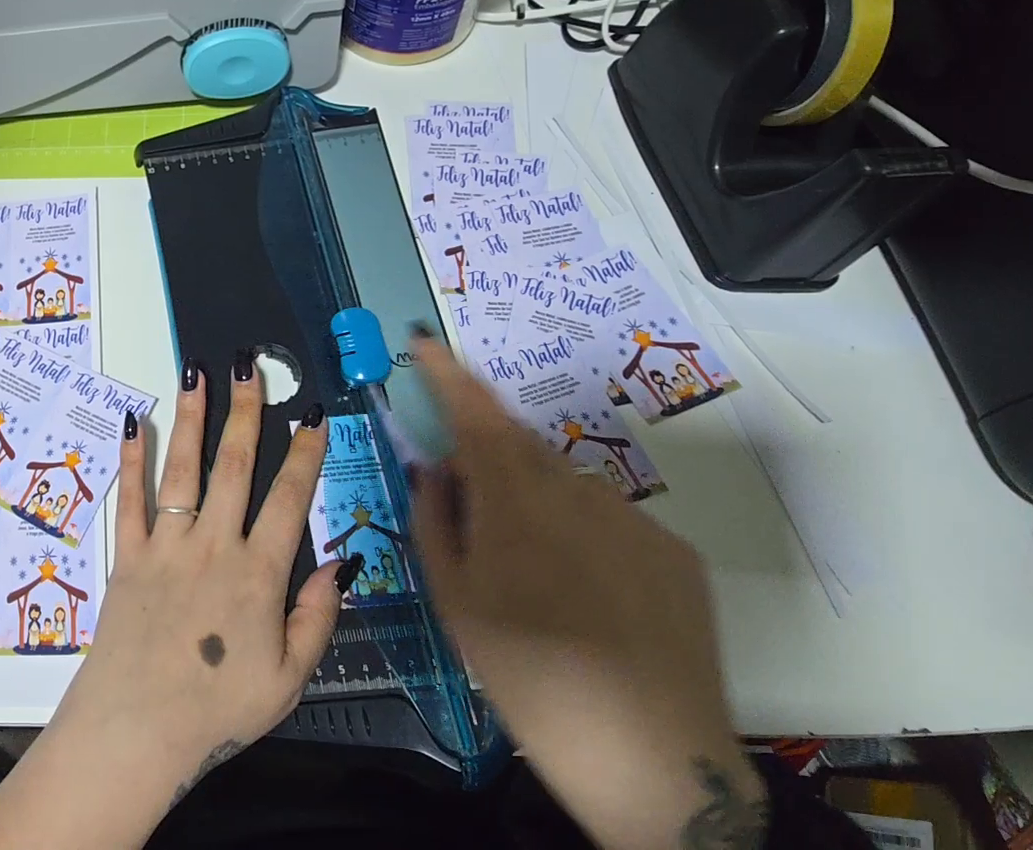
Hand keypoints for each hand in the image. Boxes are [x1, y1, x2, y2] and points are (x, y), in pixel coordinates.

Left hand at [0, 357, 342, 849]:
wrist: (138, 726)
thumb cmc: (219, 708)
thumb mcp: (290, 678)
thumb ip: (317, 616)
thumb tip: (339, 561)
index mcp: (258, 573)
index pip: (290, 499)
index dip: (305, 454)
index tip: (313, 414)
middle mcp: (213, 544)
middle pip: (235, 466)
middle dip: (246, 412)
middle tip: (249, 367)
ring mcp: (166, 545)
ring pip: (182, 469)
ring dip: (190, 418)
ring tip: (194, 374)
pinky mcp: (127, 554)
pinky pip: (130, 498)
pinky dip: (131, 459)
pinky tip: (132, 422)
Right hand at [407, 336, 764, 849]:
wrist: (650, 756)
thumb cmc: (526, 675)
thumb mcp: (455, 601)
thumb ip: (436, 520)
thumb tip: (434, 469)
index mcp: (515, 503)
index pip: (475, 417)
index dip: (447, 374)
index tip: (425, 342)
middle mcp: (577, 493)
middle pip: (519, 445)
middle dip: (484, 450)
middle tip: (462, 494)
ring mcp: (633, 519)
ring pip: (563, 484)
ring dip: (531, 499)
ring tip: (524, 567)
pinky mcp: (673, 551)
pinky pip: (606, 518)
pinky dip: (576, 531)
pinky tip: (578, 590)